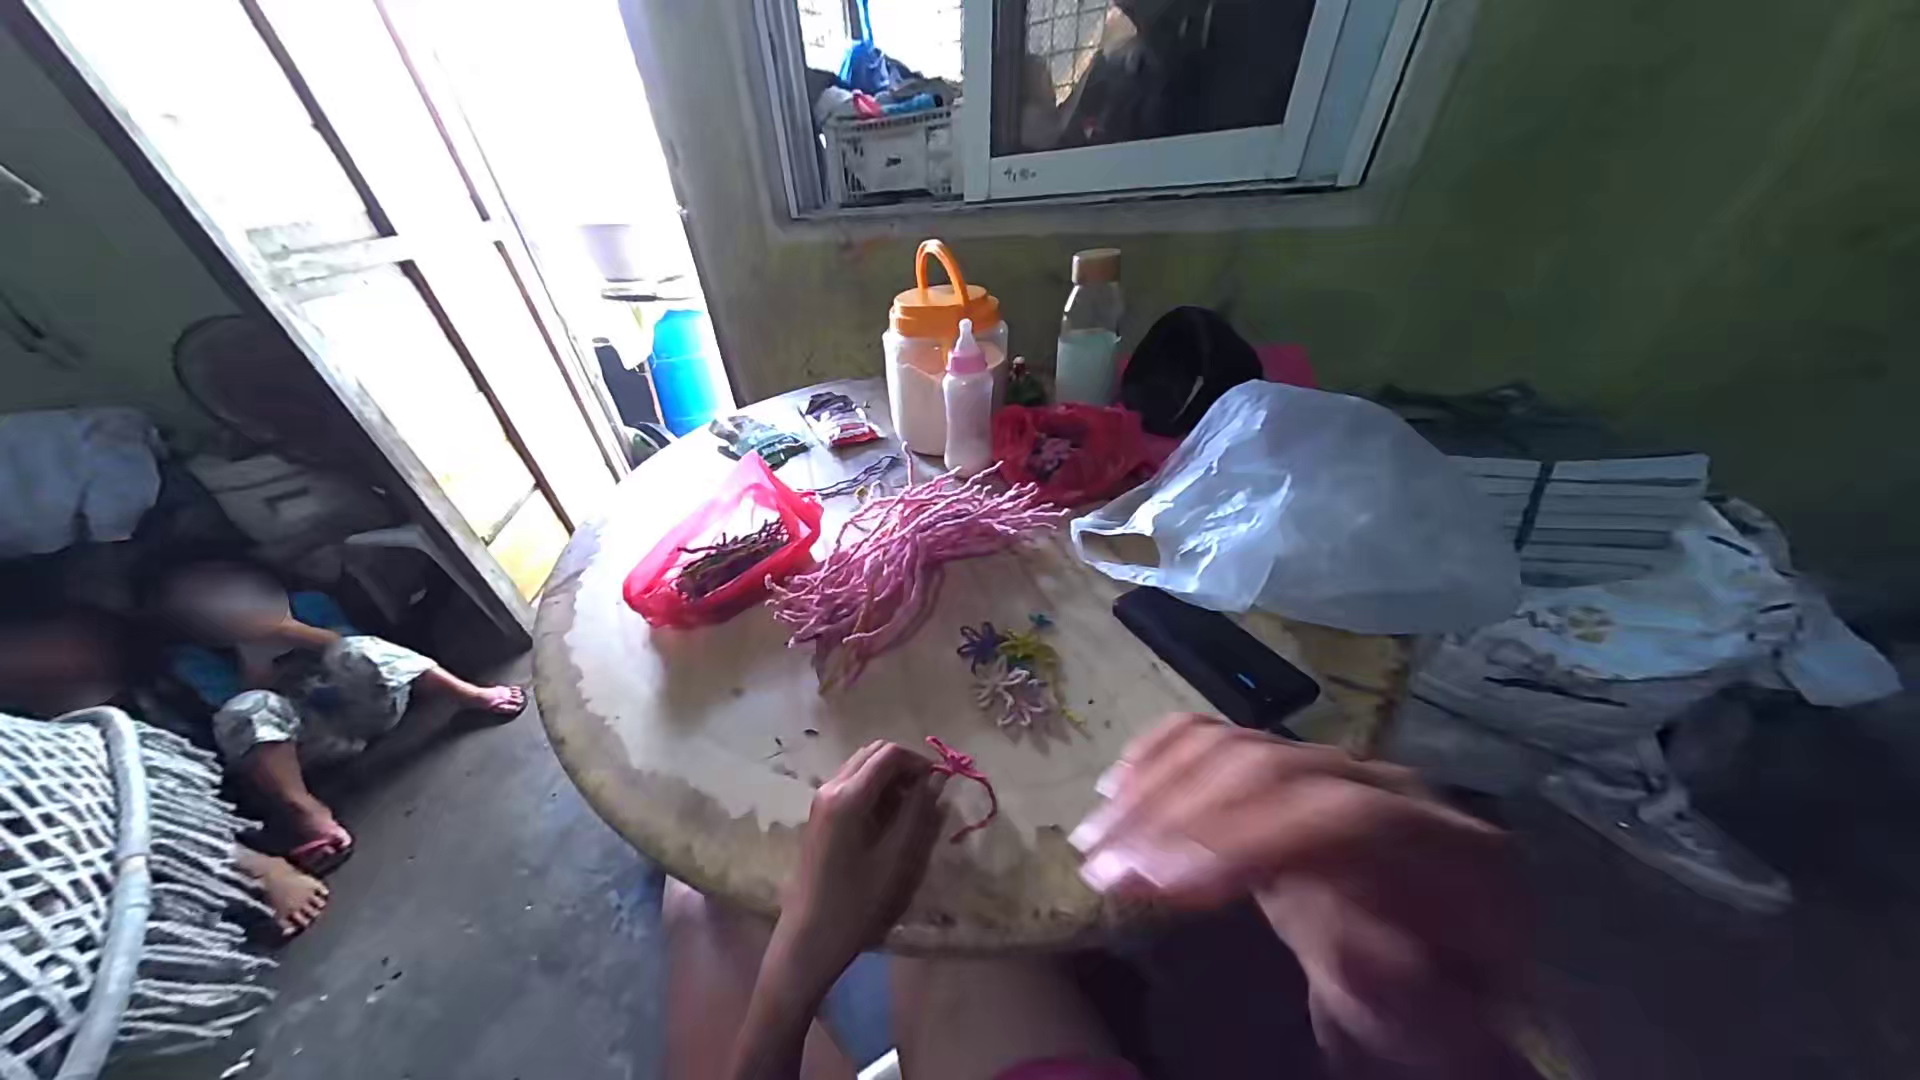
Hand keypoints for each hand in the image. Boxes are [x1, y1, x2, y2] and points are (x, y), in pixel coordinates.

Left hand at [774, 741, 946, 989]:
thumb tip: (938, 777)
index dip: (919, 761)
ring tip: (909, 807)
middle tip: (926, 793)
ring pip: (862, 764)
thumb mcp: (896, 858)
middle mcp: (831, 786)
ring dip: (889, 775)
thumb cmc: (856, 902)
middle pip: (874, 752)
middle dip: (904, 765)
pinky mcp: (820, 811)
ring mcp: (821, 798)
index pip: (889, 754)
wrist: (808, 938)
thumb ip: (918, 811)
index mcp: (848, 795)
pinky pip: (852, 781)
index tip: (939, 783)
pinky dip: (874, 787)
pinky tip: (887, 817)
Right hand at [1072, 714, 1525, 1075]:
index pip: (1336, 816)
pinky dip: (1158, 754)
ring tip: (1097, 835)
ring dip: (1152, 786)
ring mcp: (1324, 762)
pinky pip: (1213, 735)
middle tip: (1104, 862)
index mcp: (1445, 846)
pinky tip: (1118, 783)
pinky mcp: (1281, 759)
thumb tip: (1327, 921)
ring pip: (1228, 745)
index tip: (1159, 880)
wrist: (1428, 965)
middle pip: (1265, 768)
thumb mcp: (1428, 1028)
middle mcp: (1380, 783)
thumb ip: (1395, 988)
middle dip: (1174, 812)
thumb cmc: (1429, 1011)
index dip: (1240, 837)